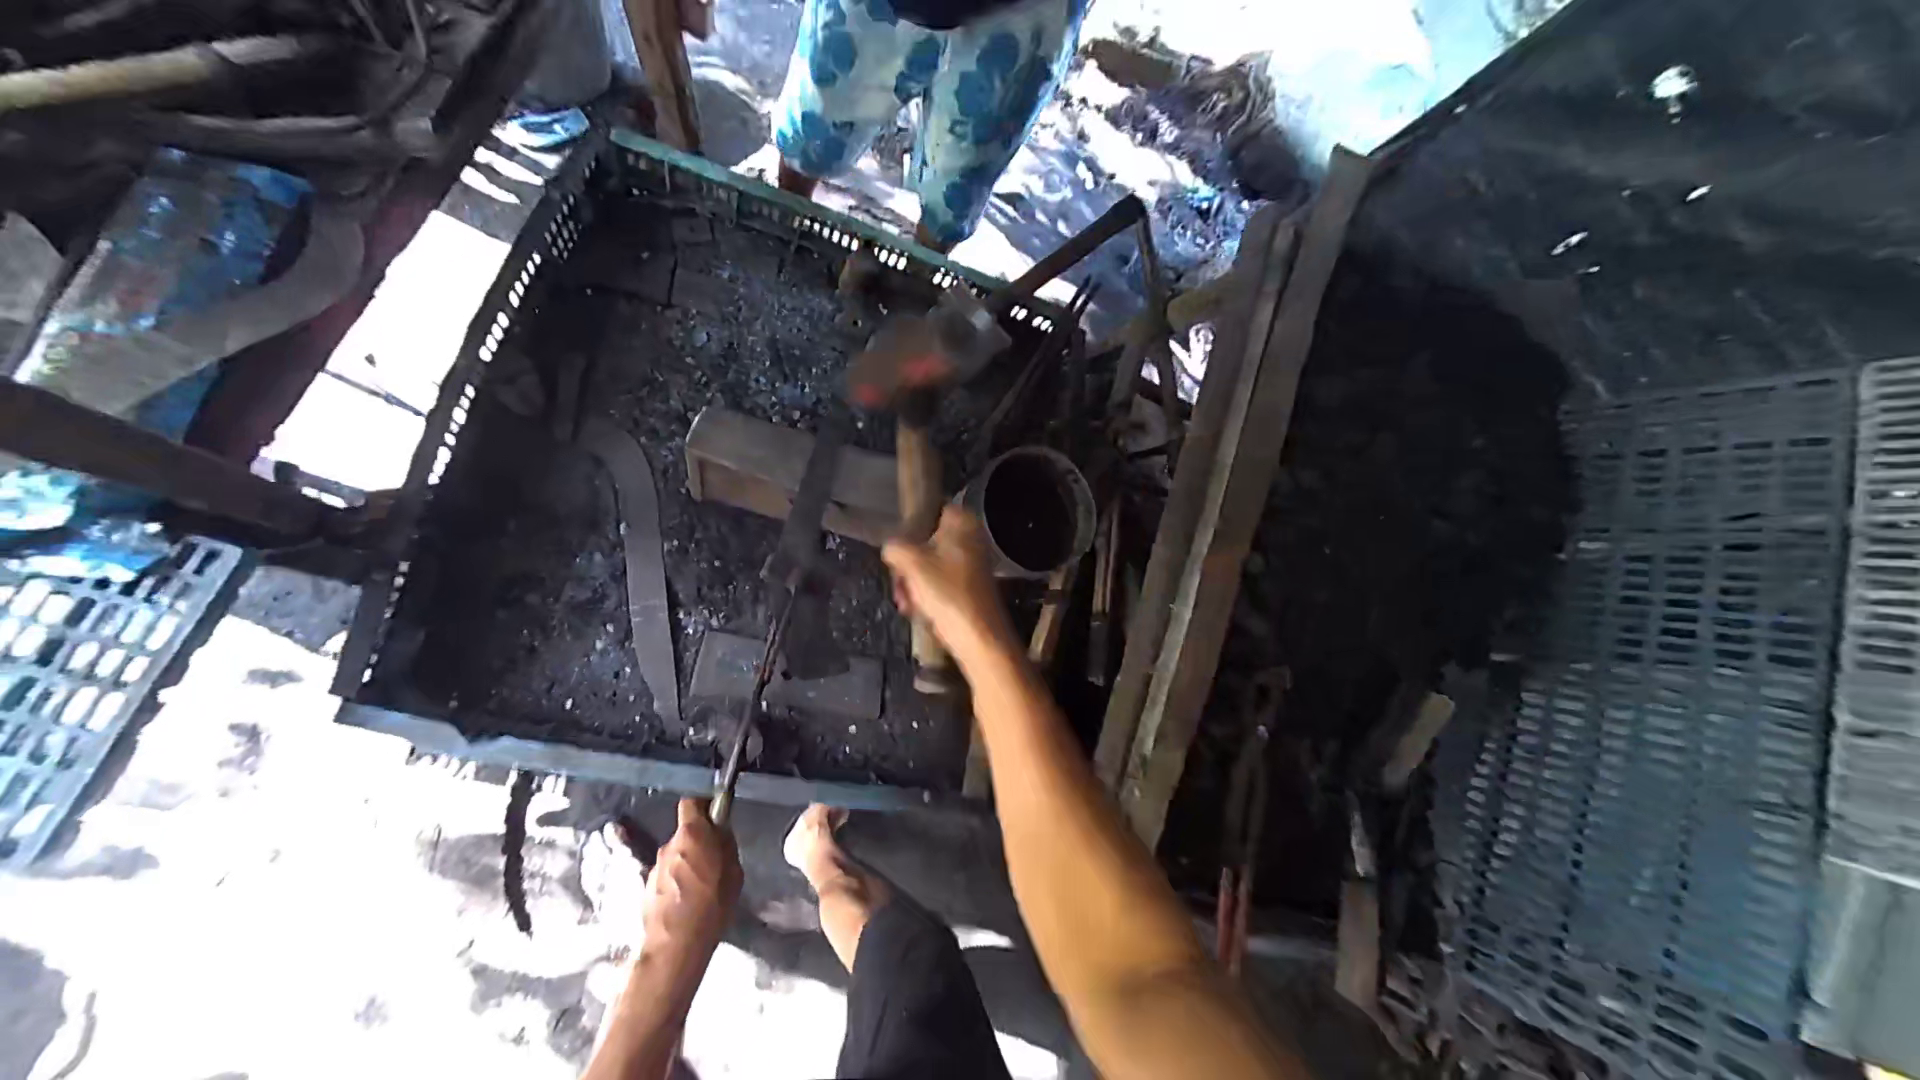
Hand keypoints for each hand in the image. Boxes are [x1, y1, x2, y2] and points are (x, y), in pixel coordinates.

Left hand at [637, 797, 741, 963]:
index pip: (691, 801)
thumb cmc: (712, 904)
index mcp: (692, 834)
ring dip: (688, 862)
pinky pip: (667, 875)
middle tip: (715, 858)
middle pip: (686, 832)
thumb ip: (726, 845)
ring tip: (702, 885)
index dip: (704, 805)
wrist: (675, 946)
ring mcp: (655, 867)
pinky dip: (677, 881)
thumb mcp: (733, 871)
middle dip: (699, 840)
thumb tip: (721, 831)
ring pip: (677, 855)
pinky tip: (687, 901)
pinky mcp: (647, 888)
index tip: (716, 815)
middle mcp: (669, 845)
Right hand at [881, 507, 1017, 663]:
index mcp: (963, 522)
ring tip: (907, 602)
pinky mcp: (971, 588)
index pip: (930, 509)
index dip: (910, 525)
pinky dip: (927, 594)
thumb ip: (895, 547)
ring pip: (930, 565)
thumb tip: (891, 547)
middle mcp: (972, 538)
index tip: (896, 546)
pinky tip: (917, 610)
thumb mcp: (912, 564)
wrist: (981, 639)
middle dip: (908, 563)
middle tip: (899, 582)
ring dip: (913, 582)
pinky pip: (940, 583)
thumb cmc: (948, 594)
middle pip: (926, 541)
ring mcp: (973, 564)